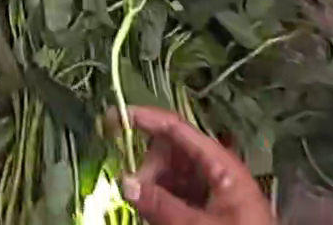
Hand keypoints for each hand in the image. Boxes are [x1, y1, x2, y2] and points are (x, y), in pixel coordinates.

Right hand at [120, 106, 275, 224]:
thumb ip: (161, 205)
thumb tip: (124, 181)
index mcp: (220, 164)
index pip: (175, 127)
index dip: (142, 118)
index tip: (113, 118)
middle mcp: (216, 170)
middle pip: (170, 151)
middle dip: (148, 168)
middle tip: (133, 192)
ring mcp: (214, 191)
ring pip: (171, 175)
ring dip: (154, 189)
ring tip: (147, 213)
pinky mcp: (212, 211)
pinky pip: (179, 194)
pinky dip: (164, 203)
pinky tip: (156, 218)